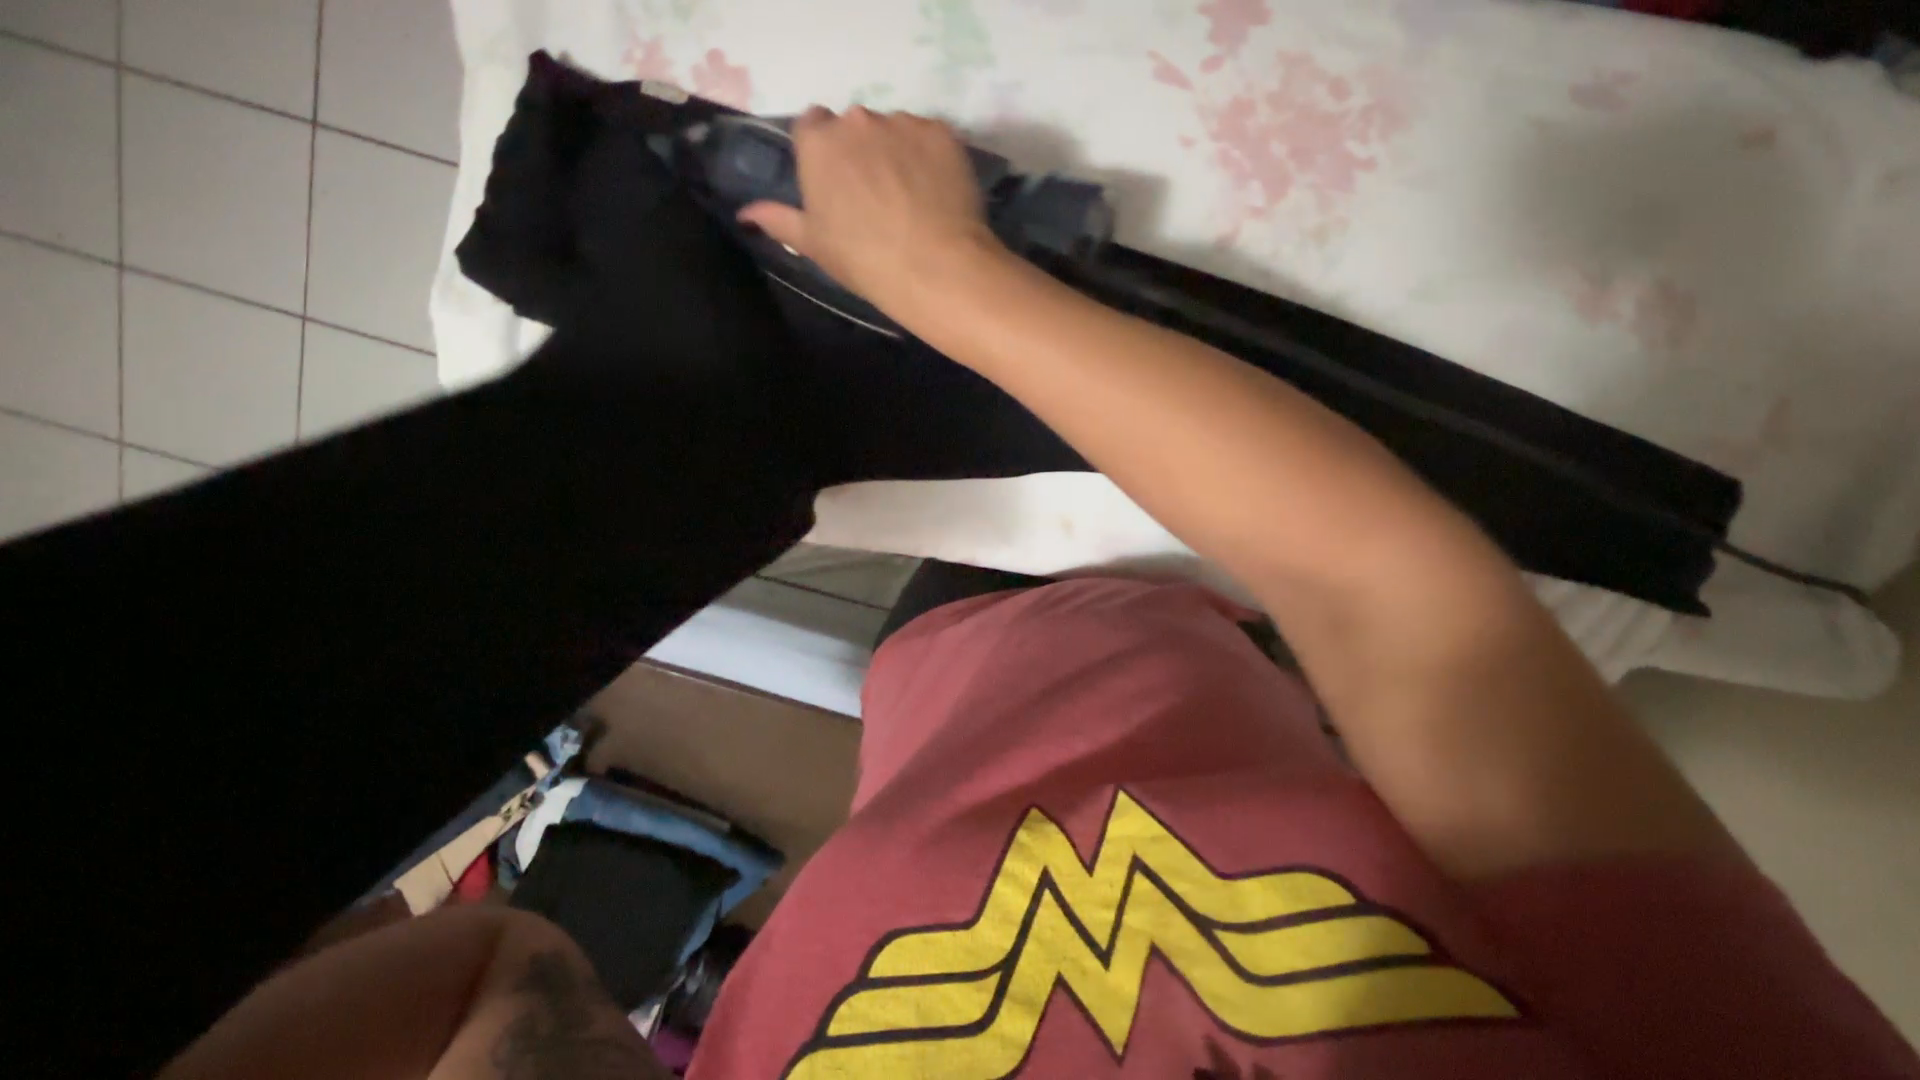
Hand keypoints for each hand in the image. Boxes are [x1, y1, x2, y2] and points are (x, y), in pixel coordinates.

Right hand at [736, 106, 1009, 319]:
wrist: (934, 266)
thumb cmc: (863, 259)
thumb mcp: (812, 244)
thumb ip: (777, 219)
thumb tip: (744, 213)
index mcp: (819, 142)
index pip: (812, 126)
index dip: (822, 150)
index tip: (834, 179)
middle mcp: (858, 120)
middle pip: (854, 125)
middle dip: (860, 150)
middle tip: (873, 192)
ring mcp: (903, 123)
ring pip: (894, 129)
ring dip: (895, 151)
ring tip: (908, 194)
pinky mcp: (942, 133)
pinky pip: (928, 138)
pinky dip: (929, 157)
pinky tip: (934, 190)